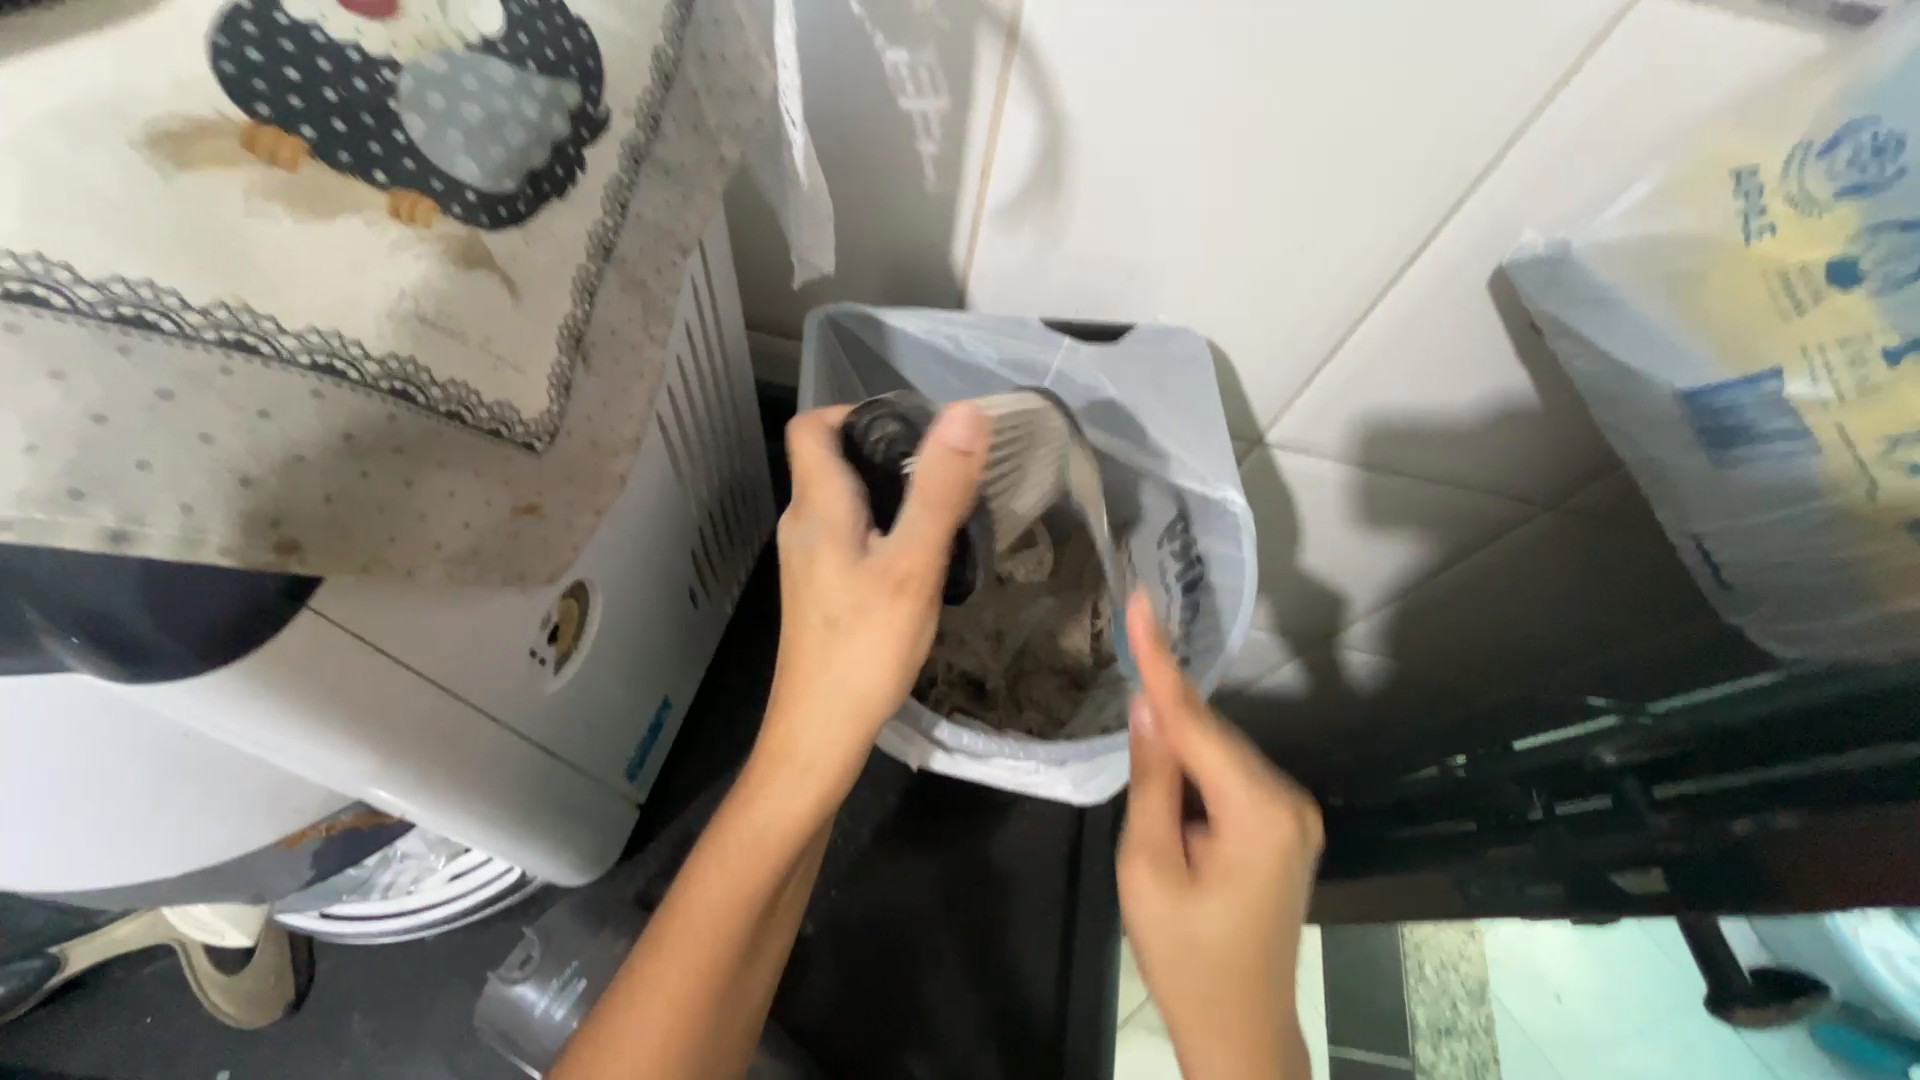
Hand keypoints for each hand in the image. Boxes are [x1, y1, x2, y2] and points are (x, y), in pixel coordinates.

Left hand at [756, 402, 988, 792]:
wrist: (820, 731)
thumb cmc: (865, 647)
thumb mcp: (912, 565)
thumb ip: (938, 490)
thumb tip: (964, 413)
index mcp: (817, 506)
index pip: (812, 426)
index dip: (855, 410)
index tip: (912, 426)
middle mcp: (802, 524)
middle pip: (831, 460)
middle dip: (886, 451)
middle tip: (944, 468)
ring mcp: (807, 560)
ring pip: (845, 500)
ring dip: (889, 492)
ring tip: (941, 509)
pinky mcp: (819, 590)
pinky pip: (850, 535)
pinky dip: (883, 528)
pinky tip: (918, 558)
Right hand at [1118, 592, 1322, 1079]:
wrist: (1239, 1024)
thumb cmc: (1184, 954)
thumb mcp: (1148, 865)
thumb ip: (1152, 777)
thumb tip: (1147, 704)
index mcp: (1259, 810)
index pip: (1196, 720)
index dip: (1159, 658)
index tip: (1139, 602)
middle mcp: (1288, 799)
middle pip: (1210, 735)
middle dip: (1164, 716)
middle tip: (1126, 699)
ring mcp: (1294, 812)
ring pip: (1219, 753)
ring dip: (1177, 748)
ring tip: (1147, 783)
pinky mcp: (1285, 824)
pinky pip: (1230, 776)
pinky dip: (1194, 769)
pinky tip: (1170, 787)